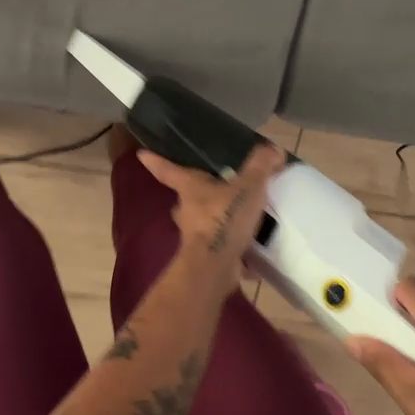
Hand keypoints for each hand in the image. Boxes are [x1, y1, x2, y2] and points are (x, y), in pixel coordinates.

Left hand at [138, 144, 283, 268]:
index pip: (168, 170)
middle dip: (198, 194)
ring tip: (241, 218)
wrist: (215, 265)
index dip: (156, 160)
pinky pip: (221, 246)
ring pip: (203, 223)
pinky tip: (254, 248)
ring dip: (217, 221)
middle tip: (217, 189)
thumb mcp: (247, 186)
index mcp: (190, 188)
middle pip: (187, 198)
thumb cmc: (223, 219)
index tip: (141, 154)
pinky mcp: (208, 256)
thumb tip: (274, 148)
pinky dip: (235, 247)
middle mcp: (187, 211)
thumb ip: (260, 166)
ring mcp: (195, 235)